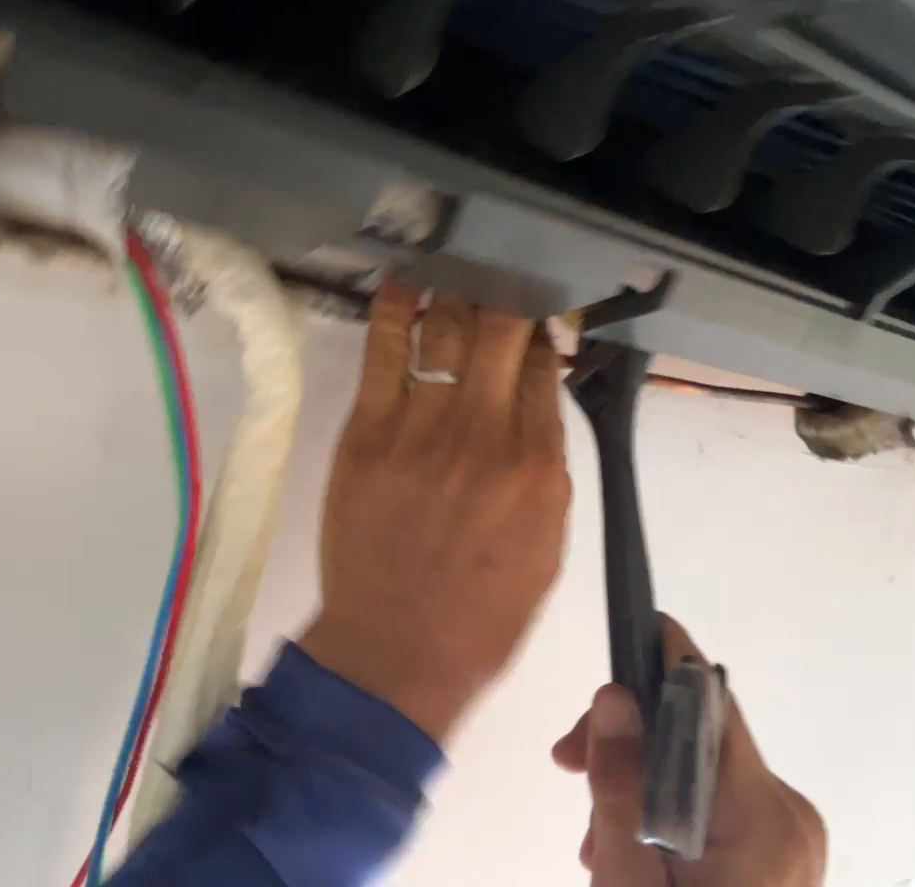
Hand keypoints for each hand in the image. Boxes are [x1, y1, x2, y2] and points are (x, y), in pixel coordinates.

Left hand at [297, 281, 570, 742]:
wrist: (397, 650)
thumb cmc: (482, 610)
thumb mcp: (546, 542)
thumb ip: (546, 461)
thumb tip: (539, 393)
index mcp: (538, 464)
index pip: (545, 365)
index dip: (543, 326)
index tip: (538, 309)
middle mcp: (485, 432)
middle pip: (501, 330)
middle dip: (506, 290)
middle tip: (502, 270)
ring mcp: (423, 427)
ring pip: (446, 328)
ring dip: (457, 289)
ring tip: (459, 263)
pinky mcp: (368, 431)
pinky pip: (384, 352)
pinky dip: (396, 309)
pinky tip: (406, 282)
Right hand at [552, 616, 825, 885]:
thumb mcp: (628, 881)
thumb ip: (620, 788)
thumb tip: (614, 694)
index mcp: (765, 815)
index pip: (707, 698)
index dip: (657, 657)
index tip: (604, 657)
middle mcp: (788, 813)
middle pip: (694, 730)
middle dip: (625, 735)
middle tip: (565, 762)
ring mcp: (787, 837)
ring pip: (696, 764)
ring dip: (637, 774)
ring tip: (592, 833)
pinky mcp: (774, 855)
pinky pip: (710, 799)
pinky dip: (662, 803)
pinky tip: (628, 842)